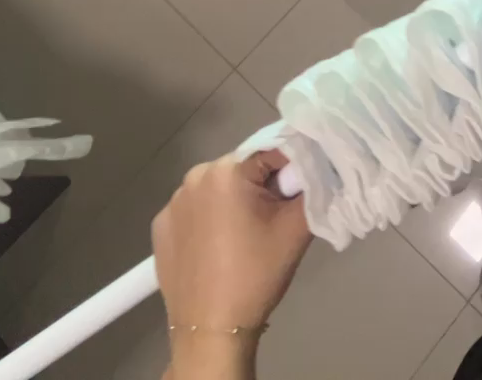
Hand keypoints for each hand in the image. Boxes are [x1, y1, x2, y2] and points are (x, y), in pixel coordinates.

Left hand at [152, 151, 310, 346]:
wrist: (212, 331)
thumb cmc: (257, 273)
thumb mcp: (298, 225)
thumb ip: (314, 184)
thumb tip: (321, 163)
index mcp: (228, 170)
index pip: (273, 150)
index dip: (291, 170)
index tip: (297, 195)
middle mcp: (195, 176)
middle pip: (245, 167)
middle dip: (263, 185)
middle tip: (273, 219)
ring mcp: (173, 202)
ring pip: (220, 185)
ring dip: (236, 199)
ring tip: (247, 235)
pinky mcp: (160, 226)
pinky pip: (196, 207)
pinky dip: (211, 217)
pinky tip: (219, 245)